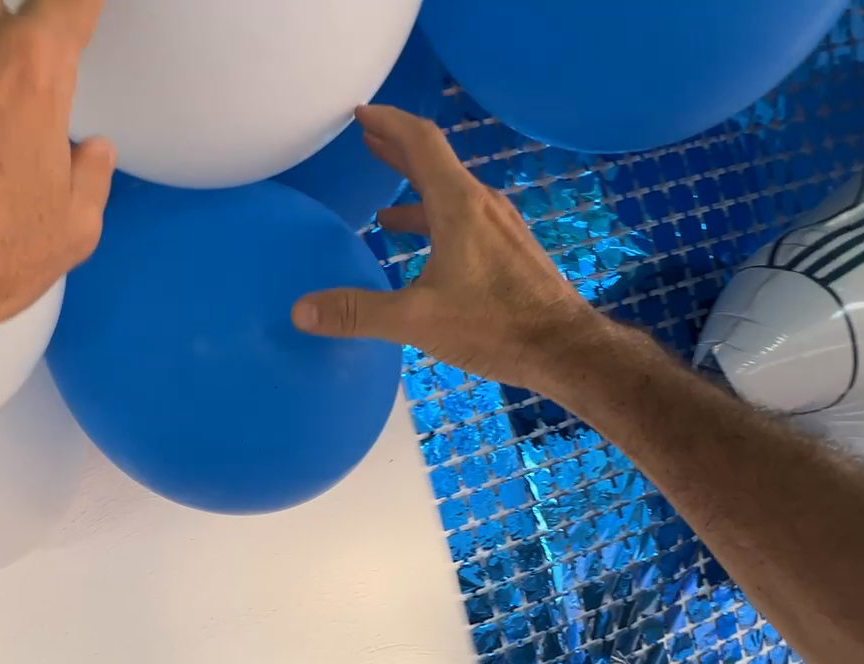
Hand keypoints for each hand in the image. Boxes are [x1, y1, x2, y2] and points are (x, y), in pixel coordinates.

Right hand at [291, 105, 615, 391]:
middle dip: (399, 152)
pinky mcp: (510, 255)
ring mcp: (501, 230)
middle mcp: (482, 207)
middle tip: (369, 141)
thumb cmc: (492, 326)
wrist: (563, 348)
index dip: (388, 124)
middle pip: (436, 165)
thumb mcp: (416, 320)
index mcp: (459, 206)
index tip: (361, 114)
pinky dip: (437, 226)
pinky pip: (466, 224)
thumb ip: (358, 313)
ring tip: (386, 213)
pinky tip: (428, 255)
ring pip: (452, 198)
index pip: (421, 144)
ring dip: (417, 196)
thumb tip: (301, 310)